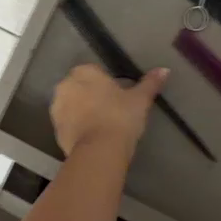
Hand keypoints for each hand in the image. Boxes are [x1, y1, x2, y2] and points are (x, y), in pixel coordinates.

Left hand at [49, 64, 168, 155]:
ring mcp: (57, 108)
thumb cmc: (120, 117)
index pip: (94, 72)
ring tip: (101, 126)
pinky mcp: (55, 129)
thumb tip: (165, 69)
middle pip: (80, 87)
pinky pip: (67, 124)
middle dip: (90, 96)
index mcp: (83, 72)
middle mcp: (65, 85)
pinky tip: (91, 138)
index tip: (117, 98)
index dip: (106, 84)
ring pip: (71, 106)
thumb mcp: (140, 100)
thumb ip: (150, 83)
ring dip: (81, 112)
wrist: (100, 151)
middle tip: (110, 112)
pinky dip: (76, 128)